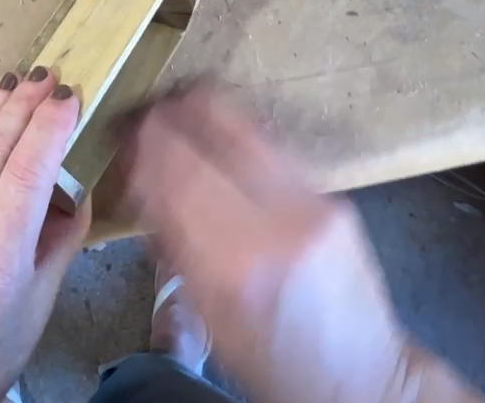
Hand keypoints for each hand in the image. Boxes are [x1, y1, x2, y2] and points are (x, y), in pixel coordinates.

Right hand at [120, 85, 481, 402]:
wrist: (363, 376)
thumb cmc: (272, 359)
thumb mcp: (207, 314)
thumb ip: (170, 241)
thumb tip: (138, 178)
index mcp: (236, 260)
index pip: (175, 164)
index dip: (141, 137)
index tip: (121, 133)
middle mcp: (279, 217)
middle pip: (209, 120)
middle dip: (166, 109)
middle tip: (143, 116)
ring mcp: (312, 197)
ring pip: (240, 117)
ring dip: (196, 108)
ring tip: (173, 117)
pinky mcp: (330, 191)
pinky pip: (266, 140)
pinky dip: (229, 132)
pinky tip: (214, 144)